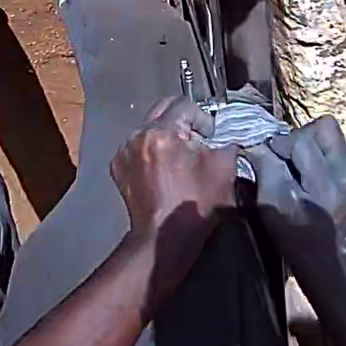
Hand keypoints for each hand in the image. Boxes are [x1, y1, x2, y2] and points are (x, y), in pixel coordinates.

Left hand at [111, 97, 238, 286]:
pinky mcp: (118, 166)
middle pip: (163, 108)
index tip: (211, 134)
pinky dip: (151, 147)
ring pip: (149, 125)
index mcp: (162, 133)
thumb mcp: (223, 169)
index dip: (202, 117)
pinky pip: (138, 143)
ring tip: (180, 153)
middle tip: (197, 136)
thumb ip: (227, 142)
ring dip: (166, 132)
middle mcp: (138, 136)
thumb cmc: (195, 204)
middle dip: (183, 118)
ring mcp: (124, 151)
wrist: (164, 240)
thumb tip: (223, 136)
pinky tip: (163, 165)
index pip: (184, 105)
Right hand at [244, 116, 345, 270]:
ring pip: (330, 136)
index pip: (300, 140)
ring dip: (309, 143)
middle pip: (324, 127)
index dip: (278, 143)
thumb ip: (266, 168)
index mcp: (326, 182)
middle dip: (300, 135)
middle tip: (284, 155)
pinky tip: (306, 174)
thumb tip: (256, 143)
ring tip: (295, 164)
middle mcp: (345, 172)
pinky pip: (333, 151)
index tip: (266, 155)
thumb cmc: (296, 238)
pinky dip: (317, 155)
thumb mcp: (272, 205)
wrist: (329, 265)